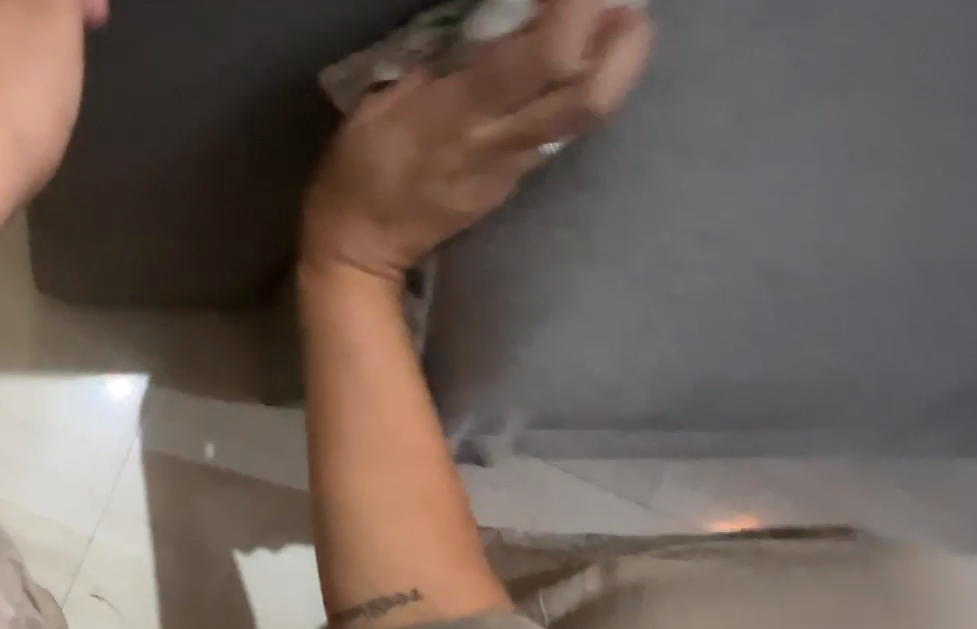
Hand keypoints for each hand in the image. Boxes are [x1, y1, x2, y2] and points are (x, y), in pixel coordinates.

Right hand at [300, 0, 652, 283]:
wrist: (357, 255)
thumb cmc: (351, 179)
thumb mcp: (373, 112)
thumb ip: (430, 72)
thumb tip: (477, 41)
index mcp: (456, 116)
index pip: (544, 55)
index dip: (575, 7)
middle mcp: (497, 142)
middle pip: (593, 94)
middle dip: (625, 42)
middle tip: (622, 6)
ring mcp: (510, 170)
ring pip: (585, 116)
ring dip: (609, 67)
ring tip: (604, 31)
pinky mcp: (510, 187)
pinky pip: (554, 136)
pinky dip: (568, 98)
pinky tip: (555, 81)